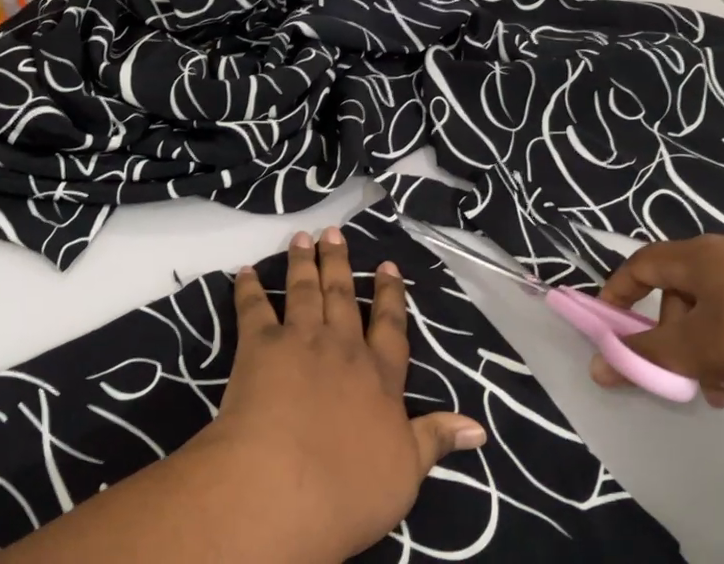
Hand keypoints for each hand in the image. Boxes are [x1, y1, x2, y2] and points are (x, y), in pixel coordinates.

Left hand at [200, 227, 486, 560]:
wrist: (284, 486)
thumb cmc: (349, 490)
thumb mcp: (406, 472)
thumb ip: (435, 440)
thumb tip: (477, 426)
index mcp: (380, 378)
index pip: (390, 329)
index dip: (390, 296)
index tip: (388, 266)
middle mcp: (343, 350)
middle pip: (344, 298)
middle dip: (340, 264)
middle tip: (334, 233)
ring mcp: (300, 341)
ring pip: (304, 291)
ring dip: (303, 263)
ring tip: (302, 237)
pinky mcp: (259, 346)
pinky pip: (254, 308)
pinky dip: (249, 288)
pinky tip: (246, 271)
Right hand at [589, 235, 723, 410]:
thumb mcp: (705, 350)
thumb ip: (648, 355)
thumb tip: (599, 363)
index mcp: (702, 255)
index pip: (641, 264)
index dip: (618, 293)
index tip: (609, 330)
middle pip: (681, 290)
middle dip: (672, 336)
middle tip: (683, 377)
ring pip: (720, 309)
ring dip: (709, 348)